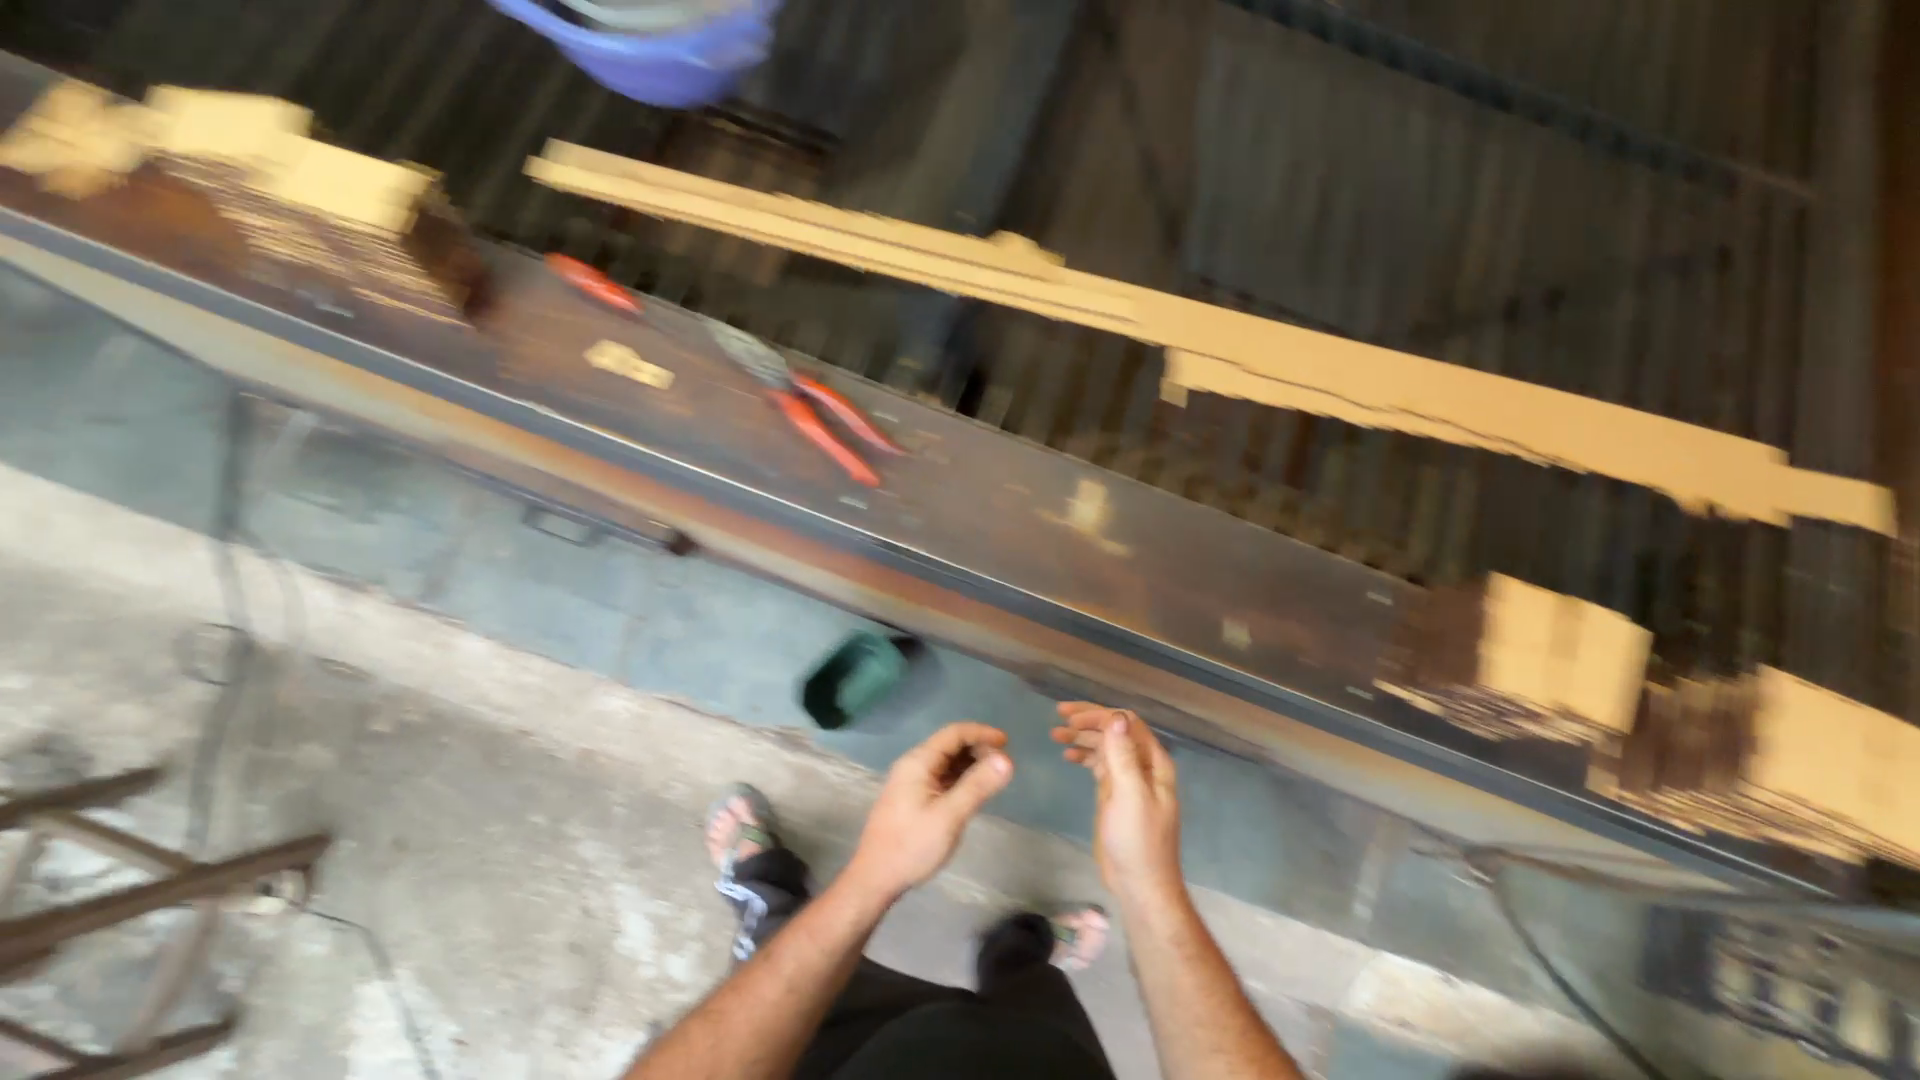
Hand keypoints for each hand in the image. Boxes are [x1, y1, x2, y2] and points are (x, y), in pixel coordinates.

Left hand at [844, 722, 1013, 899]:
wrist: (875, 877)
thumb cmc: (912, 845)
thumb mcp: (949, 816)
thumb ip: (977, 786)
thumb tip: (1007, 760)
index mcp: (918, 762)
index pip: (954, 734)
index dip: (981, 733)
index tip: (1007, 743)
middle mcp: (912, 765)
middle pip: (949, 745)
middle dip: (977, 749)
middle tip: (1003, 765)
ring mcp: (910, 782)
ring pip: (945, 762)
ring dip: (970, 764)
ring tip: (993, 777)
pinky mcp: (912, 798)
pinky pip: (940, 778)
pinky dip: (960, 778)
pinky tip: (973, 791)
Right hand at [1052, 703, 1183, 905]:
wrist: (1139, 883)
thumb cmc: (1137, 840)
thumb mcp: (1130, 794)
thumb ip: (1123, 755)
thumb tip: (1116, 716)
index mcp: (1153, 763)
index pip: (1126, 724)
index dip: (1099, 715)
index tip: (1070, 717)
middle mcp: (1143, 766)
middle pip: (1115, 732)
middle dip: (1088, 721)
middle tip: (1058, 718)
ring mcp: (1128, 780)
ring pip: (1105, 747)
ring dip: (1082, 738)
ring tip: (1055, 735)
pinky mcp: (1115, 795)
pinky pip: (1099, 765)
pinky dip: (1084, 756)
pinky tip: (1067, 755)